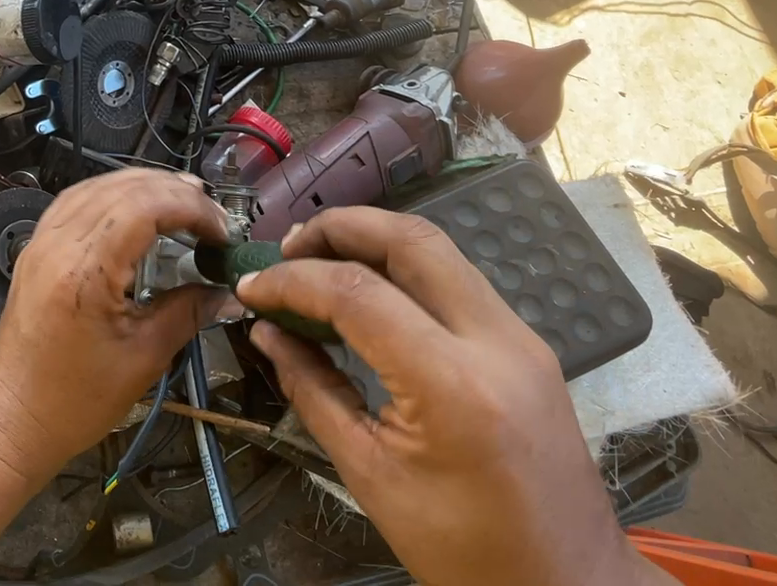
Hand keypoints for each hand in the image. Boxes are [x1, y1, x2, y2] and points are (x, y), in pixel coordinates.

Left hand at [0, 169, 229, 480]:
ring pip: (97, 187)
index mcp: (85, 269)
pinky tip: (135, 205)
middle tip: (211, 212)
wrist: (12, 420)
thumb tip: (230, 293)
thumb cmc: (77, 400)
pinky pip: (76, 201)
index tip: (222, 231)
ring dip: (143, 185)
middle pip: (122, 189)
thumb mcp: (144, 358)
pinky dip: (112, 193)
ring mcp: (42, 241)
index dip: (190, 207)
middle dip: (173, 191)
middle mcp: (59, 243)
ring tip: (184, 199)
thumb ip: (188, 312)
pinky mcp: (36, 248)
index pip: (144, 206)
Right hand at [236, 207, 669, 585]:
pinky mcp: (524, 340)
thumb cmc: (463, 550)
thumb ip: (312, 390)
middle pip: (410, 239)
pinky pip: (454, 276)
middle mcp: (496, 341)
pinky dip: (400, 264)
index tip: (252, 287)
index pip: (359, 294)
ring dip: (370, 237)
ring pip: (437, 248)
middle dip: (339, 227)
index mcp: (454, 386)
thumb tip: (265, 332)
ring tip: (316, 256)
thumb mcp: (369, 476)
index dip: (293, 281)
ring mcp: (519, 335)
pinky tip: (363, 285)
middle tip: (287, 247)